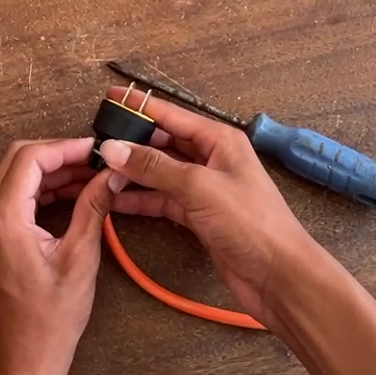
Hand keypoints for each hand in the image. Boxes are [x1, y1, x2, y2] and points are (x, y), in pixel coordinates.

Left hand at [0, 137, 115, 374]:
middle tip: (94, 158)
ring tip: (91, 174)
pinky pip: (15, 197)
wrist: (22, 363)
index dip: (65, 147)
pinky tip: (75, 193)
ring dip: (52, 171)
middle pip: (18, 160)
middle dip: (58, 154)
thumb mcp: (80, 259)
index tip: (95, 148)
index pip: (29, 158)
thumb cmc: (49, 320)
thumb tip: (111, 174)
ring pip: (16, 176)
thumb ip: (93, 208)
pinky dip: (43, 189)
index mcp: (3, 218)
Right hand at [98, 98, 321, 327]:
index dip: (140, 106)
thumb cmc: (249, 222)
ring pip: (160, 172)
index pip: (171, 115)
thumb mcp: (198, 187)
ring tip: (99, 172)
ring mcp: (204, 188)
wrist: (278, 276)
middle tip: (97, 142)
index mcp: (218, 139)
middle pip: (163, 143)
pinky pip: (163, 199)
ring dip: (132, 173)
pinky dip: (141, 198)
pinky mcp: (198, 215)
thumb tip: (113, 148)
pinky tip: (115, 200)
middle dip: (132, 142)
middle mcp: (210, 158)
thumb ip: (154, 167)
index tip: (110, 98)